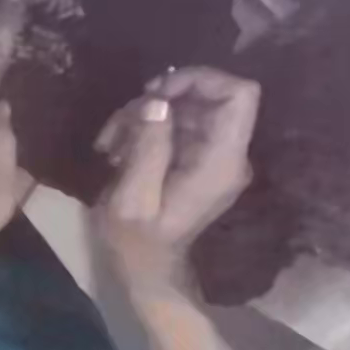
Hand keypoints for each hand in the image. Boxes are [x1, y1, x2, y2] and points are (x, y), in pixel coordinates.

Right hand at [93, 68, 260, 293]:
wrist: (146, 271)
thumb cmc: (137, 242)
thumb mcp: (133, 198)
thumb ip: (148, 147)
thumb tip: (156, 102)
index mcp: (221, 162)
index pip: (240, 94)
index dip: (200, 79)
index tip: (157, 93)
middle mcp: (226, 154)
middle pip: (206, 96)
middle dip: (157, 101)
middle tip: (121, 122)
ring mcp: (211, 156)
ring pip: (183, 109)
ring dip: (141, 117)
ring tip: (110, 144)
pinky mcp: (194, 159)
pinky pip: (174, 126)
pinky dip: (143, 129)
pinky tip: (116, 150)